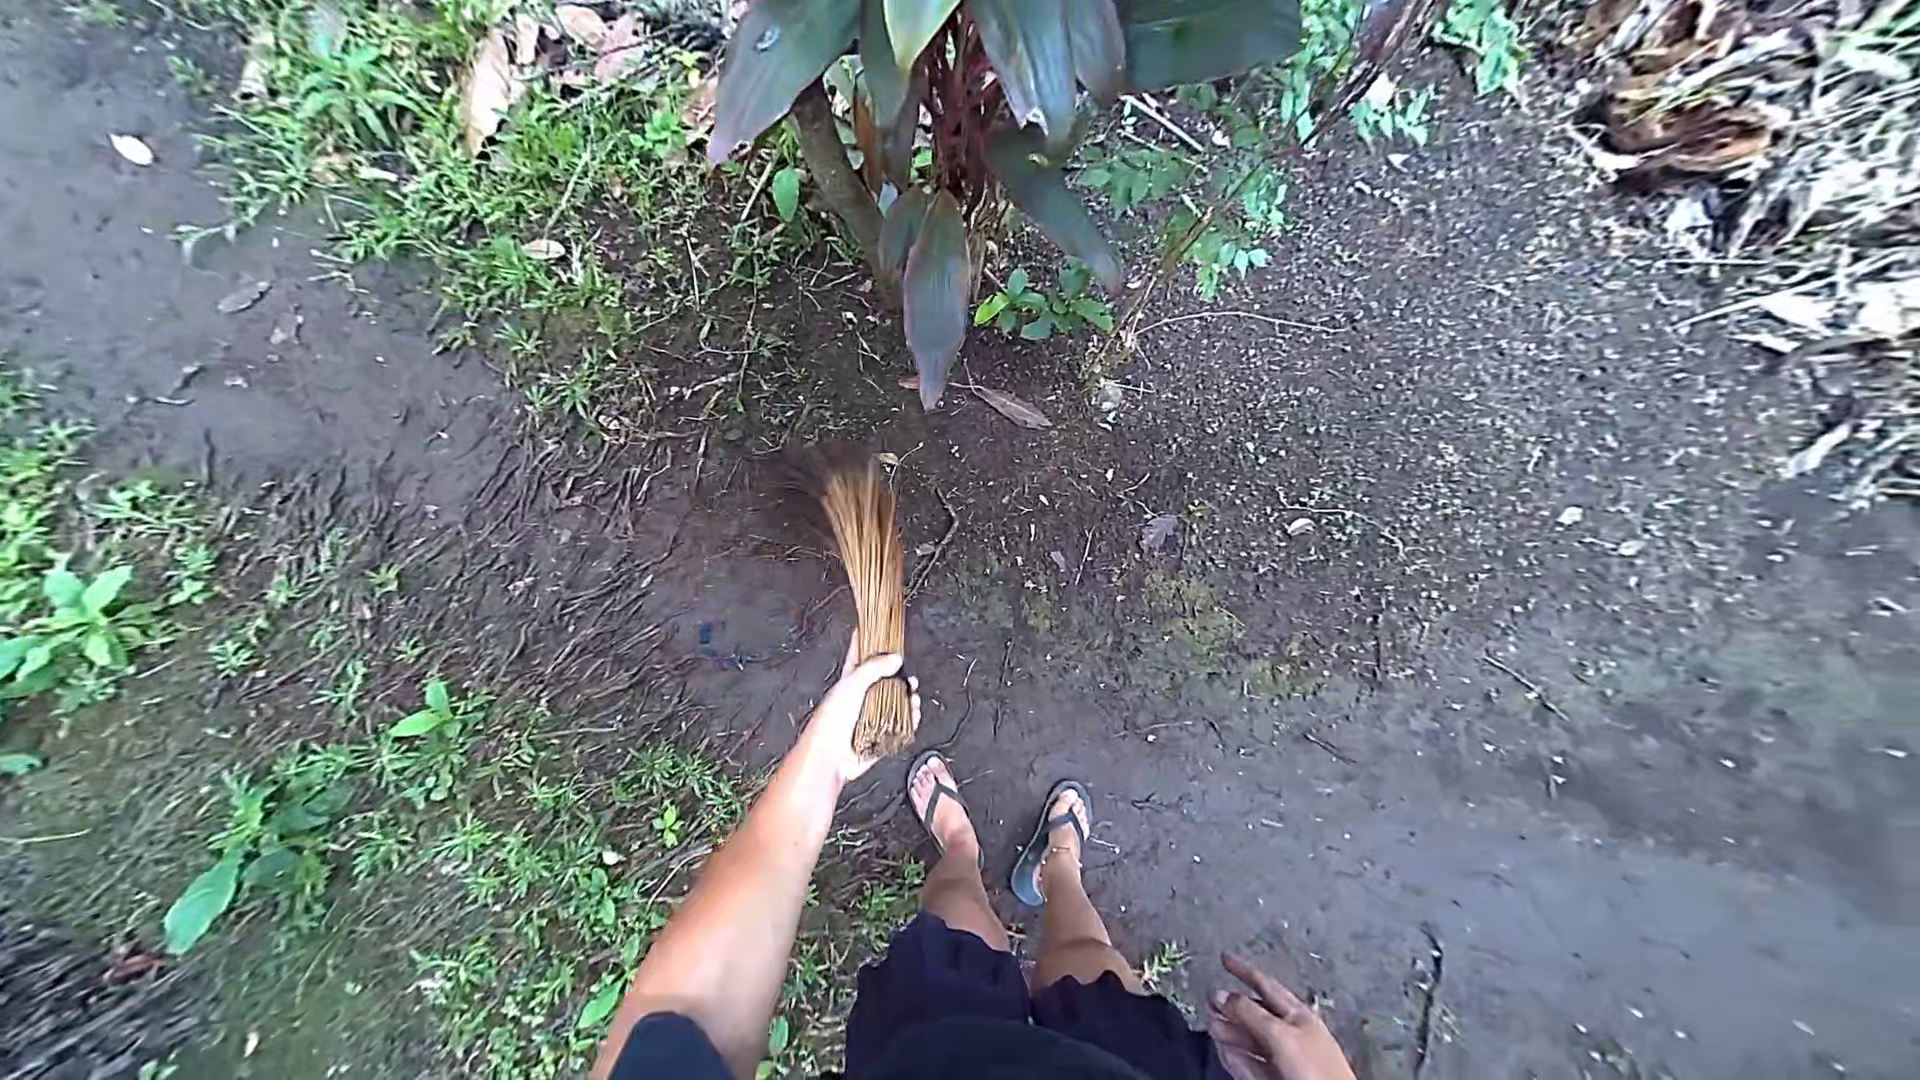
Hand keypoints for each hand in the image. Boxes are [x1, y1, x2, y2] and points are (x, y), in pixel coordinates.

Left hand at [792, 631, 919, 785]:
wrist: (829, 756)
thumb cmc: (832, 719)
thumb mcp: (852, 683)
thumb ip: (874, 667)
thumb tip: (895, 658)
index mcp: (849, 682)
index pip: (859, 655)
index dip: (867, 641)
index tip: (877, 629)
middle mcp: (861, 698)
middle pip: (884, 679)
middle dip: (898, 674)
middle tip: (907, 672)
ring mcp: (872, 716)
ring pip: (895, 701)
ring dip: (908, 697)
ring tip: (914, 694)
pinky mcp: (882, 735)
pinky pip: (901, 723)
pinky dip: (910, 717)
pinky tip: (914, 712)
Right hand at [1207, 953, 1356, 1079]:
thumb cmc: (1313, 1069)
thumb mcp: (1279, 1034)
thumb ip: (1248, 1011)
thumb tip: (1219, 993)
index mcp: (1298, 1015)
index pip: (1265, 984)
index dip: (1243, 969)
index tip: (1223, 957)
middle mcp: (1292, 1033)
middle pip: (1256, 1013)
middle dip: (1231, 1007)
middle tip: (1209, 1003)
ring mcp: (1287, 1059)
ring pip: (1252, 1040)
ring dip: (1230, 1032)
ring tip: (1212, 1028)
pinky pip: (1255, 1064)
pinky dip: (1239, 1058)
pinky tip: (1225, 1054)